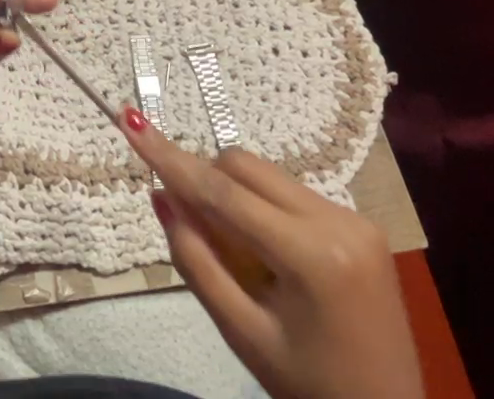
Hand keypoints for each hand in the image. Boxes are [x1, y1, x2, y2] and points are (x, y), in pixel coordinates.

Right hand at [120, 111, 423, 398]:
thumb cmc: (308, 386)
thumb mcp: (241, 332)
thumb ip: (196, 261)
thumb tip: (160, 196)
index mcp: (310, 255)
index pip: (223, 193)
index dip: (171, 158)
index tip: (131, 121)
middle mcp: (337, 220)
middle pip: (245, 167)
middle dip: (205, 181)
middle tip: (188, 225)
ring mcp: (355, 219)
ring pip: (268, 176)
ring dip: (234, 196)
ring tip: (237, 255)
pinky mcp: (362, 224)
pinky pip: (292, 194)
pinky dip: (263, 208)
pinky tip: (268, 256)